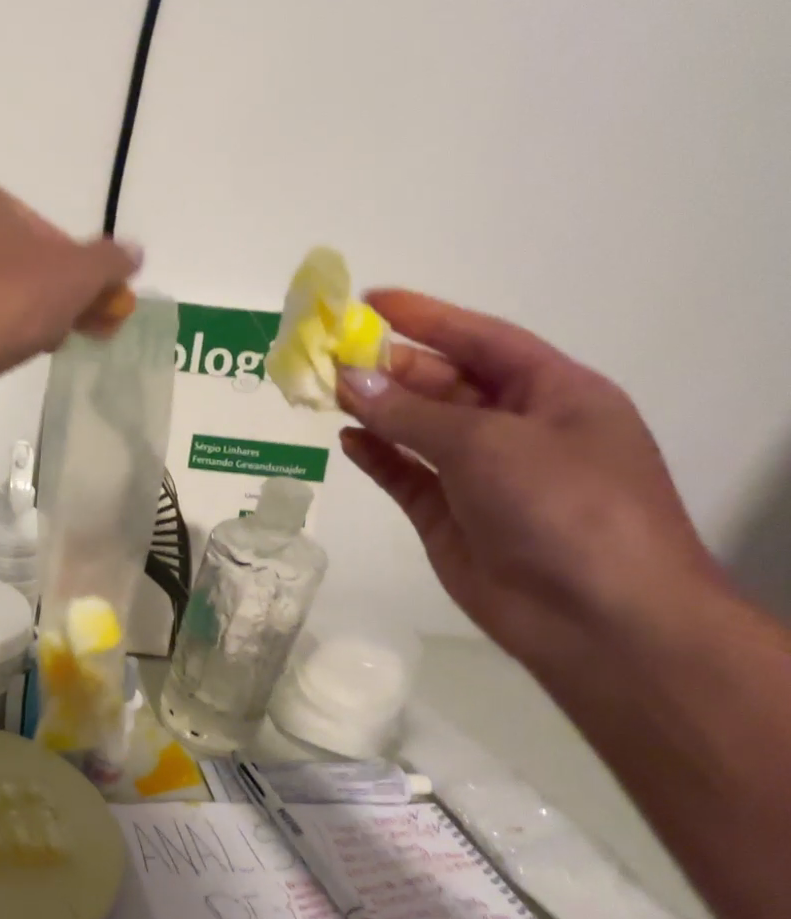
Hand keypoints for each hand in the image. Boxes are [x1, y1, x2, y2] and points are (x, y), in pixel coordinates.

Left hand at [0, 179, 140, 406]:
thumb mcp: (74, 278)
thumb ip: (108, 262)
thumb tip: (130, 253)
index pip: (45, 230)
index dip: (77, 273)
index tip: (91, 311)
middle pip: (15, 264)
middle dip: (48, 300)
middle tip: (69, 335)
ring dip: (14, 322)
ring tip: (26, 353)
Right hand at [338, 290, 721, 674]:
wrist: (598, 617)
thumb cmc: (566, 508)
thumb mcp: (489, 444)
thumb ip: (411, 413)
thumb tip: (346, 380)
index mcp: (554, 394)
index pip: (482, 341)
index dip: (427, 318)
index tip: (369, 301)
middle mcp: (517, 428)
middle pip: (443, 383)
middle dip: (388, 366)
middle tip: (326, 351)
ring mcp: (480, 475)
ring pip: (417, 428)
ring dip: (374, 408)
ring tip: (321, 389)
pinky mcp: (448, 516)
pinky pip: (404, 474)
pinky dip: (375, 455)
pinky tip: (345, 438)